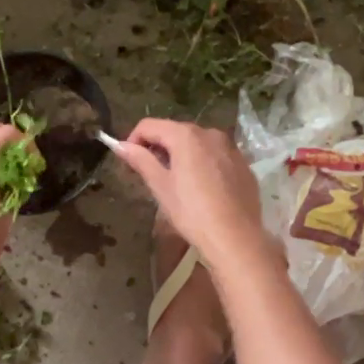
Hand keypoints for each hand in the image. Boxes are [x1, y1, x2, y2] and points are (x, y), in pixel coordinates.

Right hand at [115, 118, 265, 256]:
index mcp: (185, 136)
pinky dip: (201, 162)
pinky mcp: (242, 163)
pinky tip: (200, 188)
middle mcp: (209, 133)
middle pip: (174, 131)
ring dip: (180, 154)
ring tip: (175, 181)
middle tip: (149, 173)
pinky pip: (214, 155)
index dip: (133, 140)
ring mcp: (230, 147)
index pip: (149, 126)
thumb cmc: (191, 211)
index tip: (129, 162)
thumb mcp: (160, 185)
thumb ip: (140, 160)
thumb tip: (121, 146)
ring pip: (196, 142)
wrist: (236, 237)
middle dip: (157, 147)